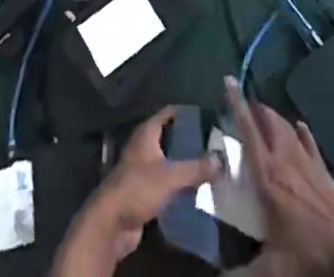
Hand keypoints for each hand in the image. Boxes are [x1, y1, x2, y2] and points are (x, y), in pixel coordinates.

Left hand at [52, 105, 220, 276]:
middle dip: (188, 140)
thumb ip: (196, 167)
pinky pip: (165, 181)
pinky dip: (178, 182)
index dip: (183, 112)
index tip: (204, 115)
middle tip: (212, 143)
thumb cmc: (139, 188)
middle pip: (167, 137)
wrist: (113, 220)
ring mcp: (141, 169)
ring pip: (167, 160)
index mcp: (146, 135)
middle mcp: (142, 147)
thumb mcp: (171, 176)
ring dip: (184, 163)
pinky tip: (196, 189)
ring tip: (209, 165)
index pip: (166, 114)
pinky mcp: (143, 191)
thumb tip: (221, 160)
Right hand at [225, 76, 333, 274]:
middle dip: (254, 106)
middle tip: (242, 98)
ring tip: (263, 112)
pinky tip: (299, 125)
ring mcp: (307, 163)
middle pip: (269, 121)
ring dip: (274, 117)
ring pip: (287, 128)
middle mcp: (285, 160)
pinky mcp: (323, 171)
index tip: (228, 81)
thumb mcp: (273, 266)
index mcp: (267, 174)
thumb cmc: (309, 253)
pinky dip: (302, 132)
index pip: (249, 129)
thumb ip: (242, 272)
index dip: (237, 104)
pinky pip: (310, 143)